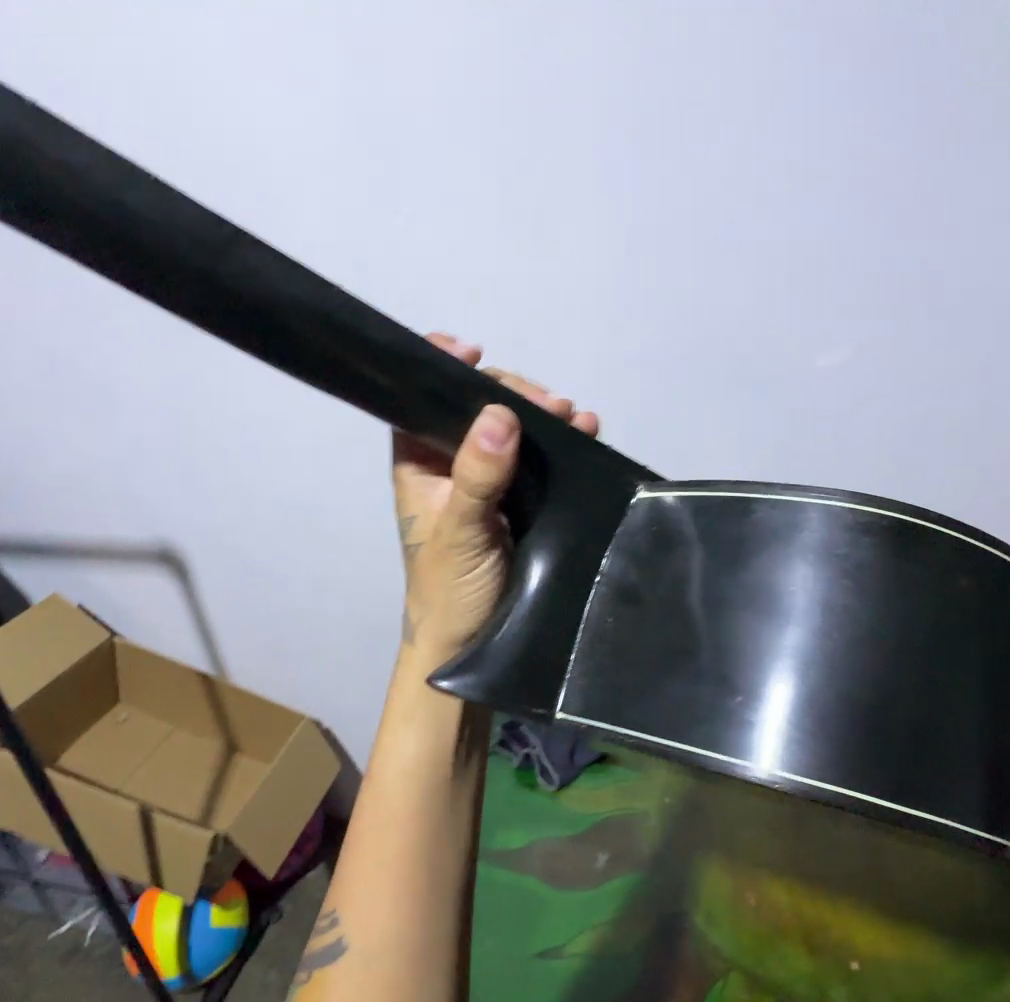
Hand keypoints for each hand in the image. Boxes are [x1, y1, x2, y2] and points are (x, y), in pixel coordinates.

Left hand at [392, 333, 599, 658]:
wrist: (474, 643)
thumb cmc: (449, 590)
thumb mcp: (460, 532)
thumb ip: (476, 476)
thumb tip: (498, 415)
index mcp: (421, 464)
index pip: (423, 401)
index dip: (440, 369)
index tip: (469, 350)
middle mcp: (455, 463)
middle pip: (480, 407)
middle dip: (513, 394)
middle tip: (549, 404)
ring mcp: (493, 479)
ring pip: (516, 428)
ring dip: (545, 415)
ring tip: (574, 416)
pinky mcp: (526, 498)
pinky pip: (545, 457)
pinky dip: (566, 440)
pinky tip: (588, 430)